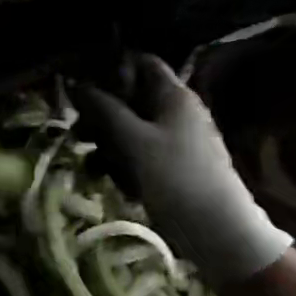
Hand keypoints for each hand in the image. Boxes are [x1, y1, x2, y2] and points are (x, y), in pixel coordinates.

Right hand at [78, 54, 291, 286]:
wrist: (219, 233)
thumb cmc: (176, 177)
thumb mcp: (133, 140)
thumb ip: (103, 108)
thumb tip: (76, 83)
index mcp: (174, 95)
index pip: (143, 63)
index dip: (113, 68)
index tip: (83, 85)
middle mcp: (177, 112)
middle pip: (133, 99)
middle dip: (103, 114)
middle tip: (79, 133)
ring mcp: (178, 141)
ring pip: (134, 130)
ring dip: (109, 143)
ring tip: (94, 165)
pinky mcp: (175, 168)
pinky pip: (143, 155)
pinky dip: (126, 164)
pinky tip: (114, 183)